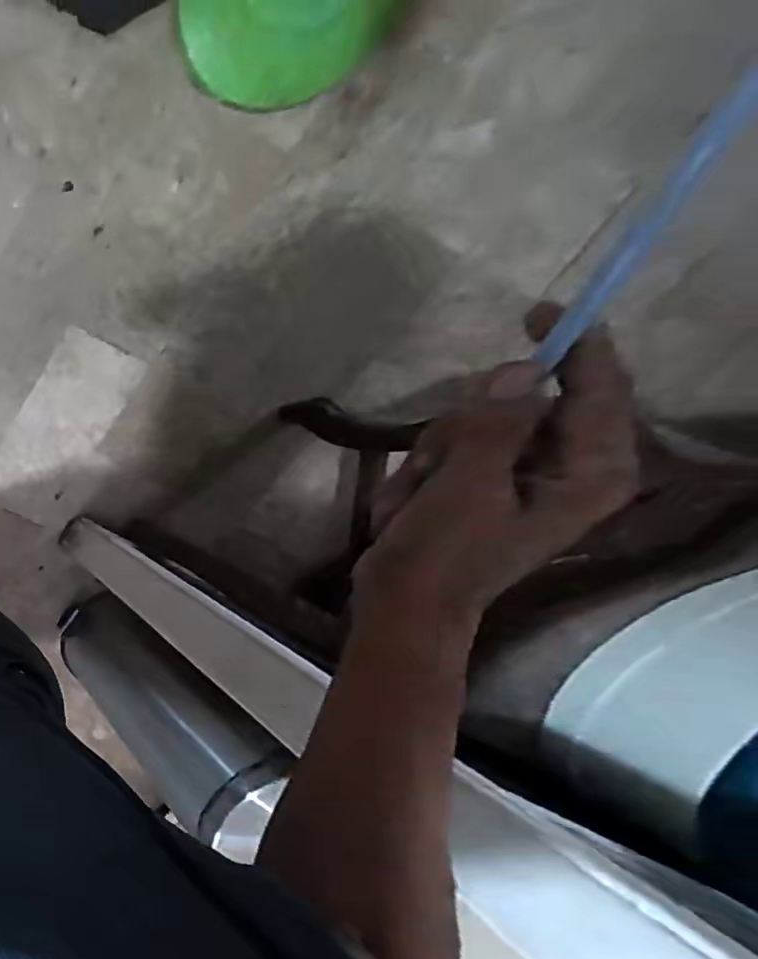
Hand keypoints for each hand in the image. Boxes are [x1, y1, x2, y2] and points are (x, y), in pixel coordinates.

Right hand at [355, 303, 639, 621]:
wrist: (403, 605)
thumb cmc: (442, 555)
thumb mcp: (464, 489)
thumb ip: (494, 427)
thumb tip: (520, 369)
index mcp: (591, 473)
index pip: (597, 391)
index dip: (575, 348)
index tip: (543, 312)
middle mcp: (567, 471)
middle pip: (520, 409)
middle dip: (461, 430)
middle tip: (430, 463)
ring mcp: (520, 482)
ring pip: (473, 430)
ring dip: (430, 458)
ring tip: (409, 499)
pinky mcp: (481, 490)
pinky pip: (448, 455)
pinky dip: (419, 475)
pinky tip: (404, 506)